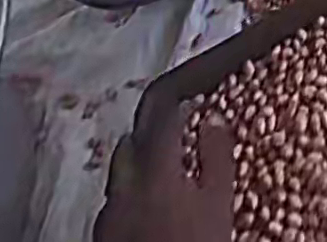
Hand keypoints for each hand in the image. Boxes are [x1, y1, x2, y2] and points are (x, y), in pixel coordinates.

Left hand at [95, 103, 233, 241]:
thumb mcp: (218, 202)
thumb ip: (216, 155)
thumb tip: (213, 119)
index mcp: (154, 169)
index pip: (161, 121)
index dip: (177, 108)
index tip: (192, 105)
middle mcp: (123, 188)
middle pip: (130, 146)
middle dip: (148, 135)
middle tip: (173, 136)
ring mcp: (107, 220)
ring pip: (118, 179)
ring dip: (136, 167)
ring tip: (161, 172)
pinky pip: (113, 209)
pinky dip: (129, 198)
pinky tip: (145, 210)